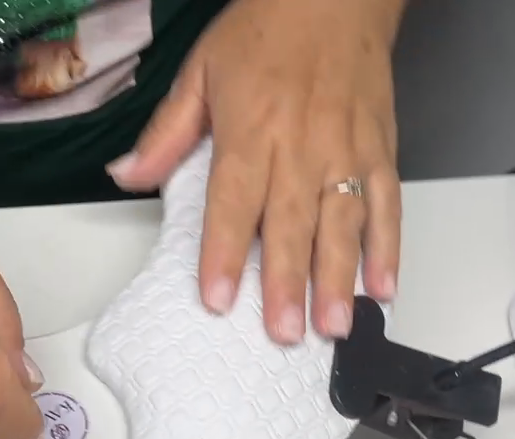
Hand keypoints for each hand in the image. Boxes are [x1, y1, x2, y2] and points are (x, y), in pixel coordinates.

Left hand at [107, 0, 404, 343]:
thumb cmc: (267, 30)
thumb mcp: (201, 72)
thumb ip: (166, 134)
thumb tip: (125, 175)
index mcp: (252, 129)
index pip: (233, 201)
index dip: (223, 252)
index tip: (217, 298)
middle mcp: (302, 145)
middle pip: (292, 224)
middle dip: (287, 283)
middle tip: (284, 332)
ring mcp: (346, 152)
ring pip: (344, 223)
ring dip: (338, 279)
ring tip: (333, 327)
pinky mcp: (380, 152)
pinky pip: (388, 205)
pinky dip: (388, 249)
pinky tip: (382, 290)